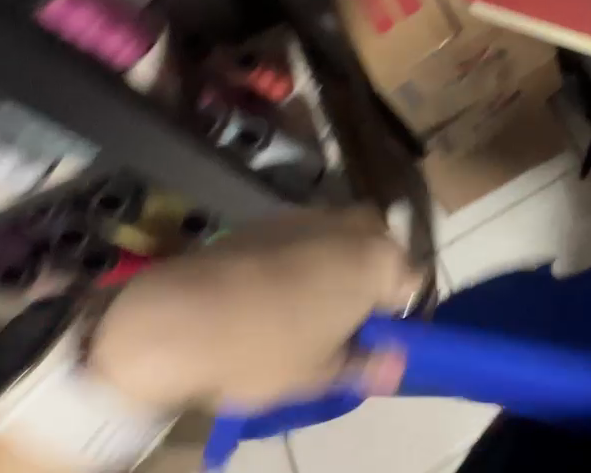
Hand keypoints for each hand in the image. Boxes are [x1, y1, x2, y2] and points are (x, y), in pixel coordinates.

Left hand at [85, 206, 422, 410]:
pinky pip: (305, 241)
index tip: (370, 344)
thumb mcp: (319, 375)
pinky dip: (296, 263)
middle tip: (335, 330)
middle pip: (380, 255)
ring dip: (332, 271)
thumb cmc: (264, 349)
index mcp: (382, 259)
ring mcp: (315, 214)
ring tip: (296, 314)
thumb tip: (395, 366)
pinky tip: (264, 297)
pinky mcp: (274, 216)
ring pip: (341, 245)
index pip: (413, 286)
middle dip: (366, 286)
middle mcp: (359, 225)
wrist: (178, 316)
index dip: (395, 318)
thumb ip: (366, 366)